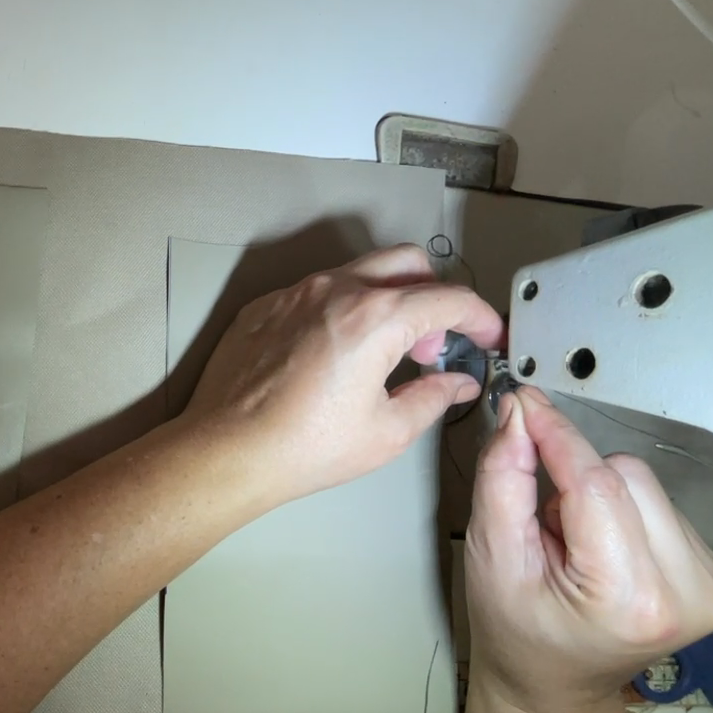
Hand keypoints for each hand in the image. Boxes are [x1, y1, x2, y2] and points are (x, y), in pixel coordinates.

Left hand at [178, 243, 503, 508]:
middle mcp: (332, 291)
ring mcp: (291, 295)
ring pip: (355, 273)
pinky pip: (312, 293)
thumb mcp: (387, 430)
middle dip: (432, 295)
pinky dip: (337, 310)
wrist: (227, 449)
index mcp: (373, 317)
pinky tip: (331, 353)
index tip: (485, 339)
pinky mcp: (262, 308)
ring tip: (380, 352)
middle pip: (405, 264)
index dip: (480, 319)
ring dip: (383, 299)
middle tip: (428, 345)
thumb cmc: (303, 446)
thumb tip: (455, 383)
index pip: (450, 298)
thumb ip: (433, 396)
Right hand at [465, 388, 712, 712]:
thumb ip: (503, 481)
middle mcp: (692, 590)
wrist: (552, 682)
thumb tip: (518, 416)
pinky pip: (657, 502)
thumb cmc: (512, 625)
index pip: (598, 485)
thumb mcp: (492, 554)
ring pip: (644, 483)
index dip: (557, 434)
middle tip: (538, 519)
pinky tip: (595, 544)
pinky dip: (616, 508)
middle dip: (571, 475)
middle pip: (627, 475)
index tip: (522, 399)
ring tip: (566, 538)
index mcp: (631, 595)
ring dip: (594, 492)